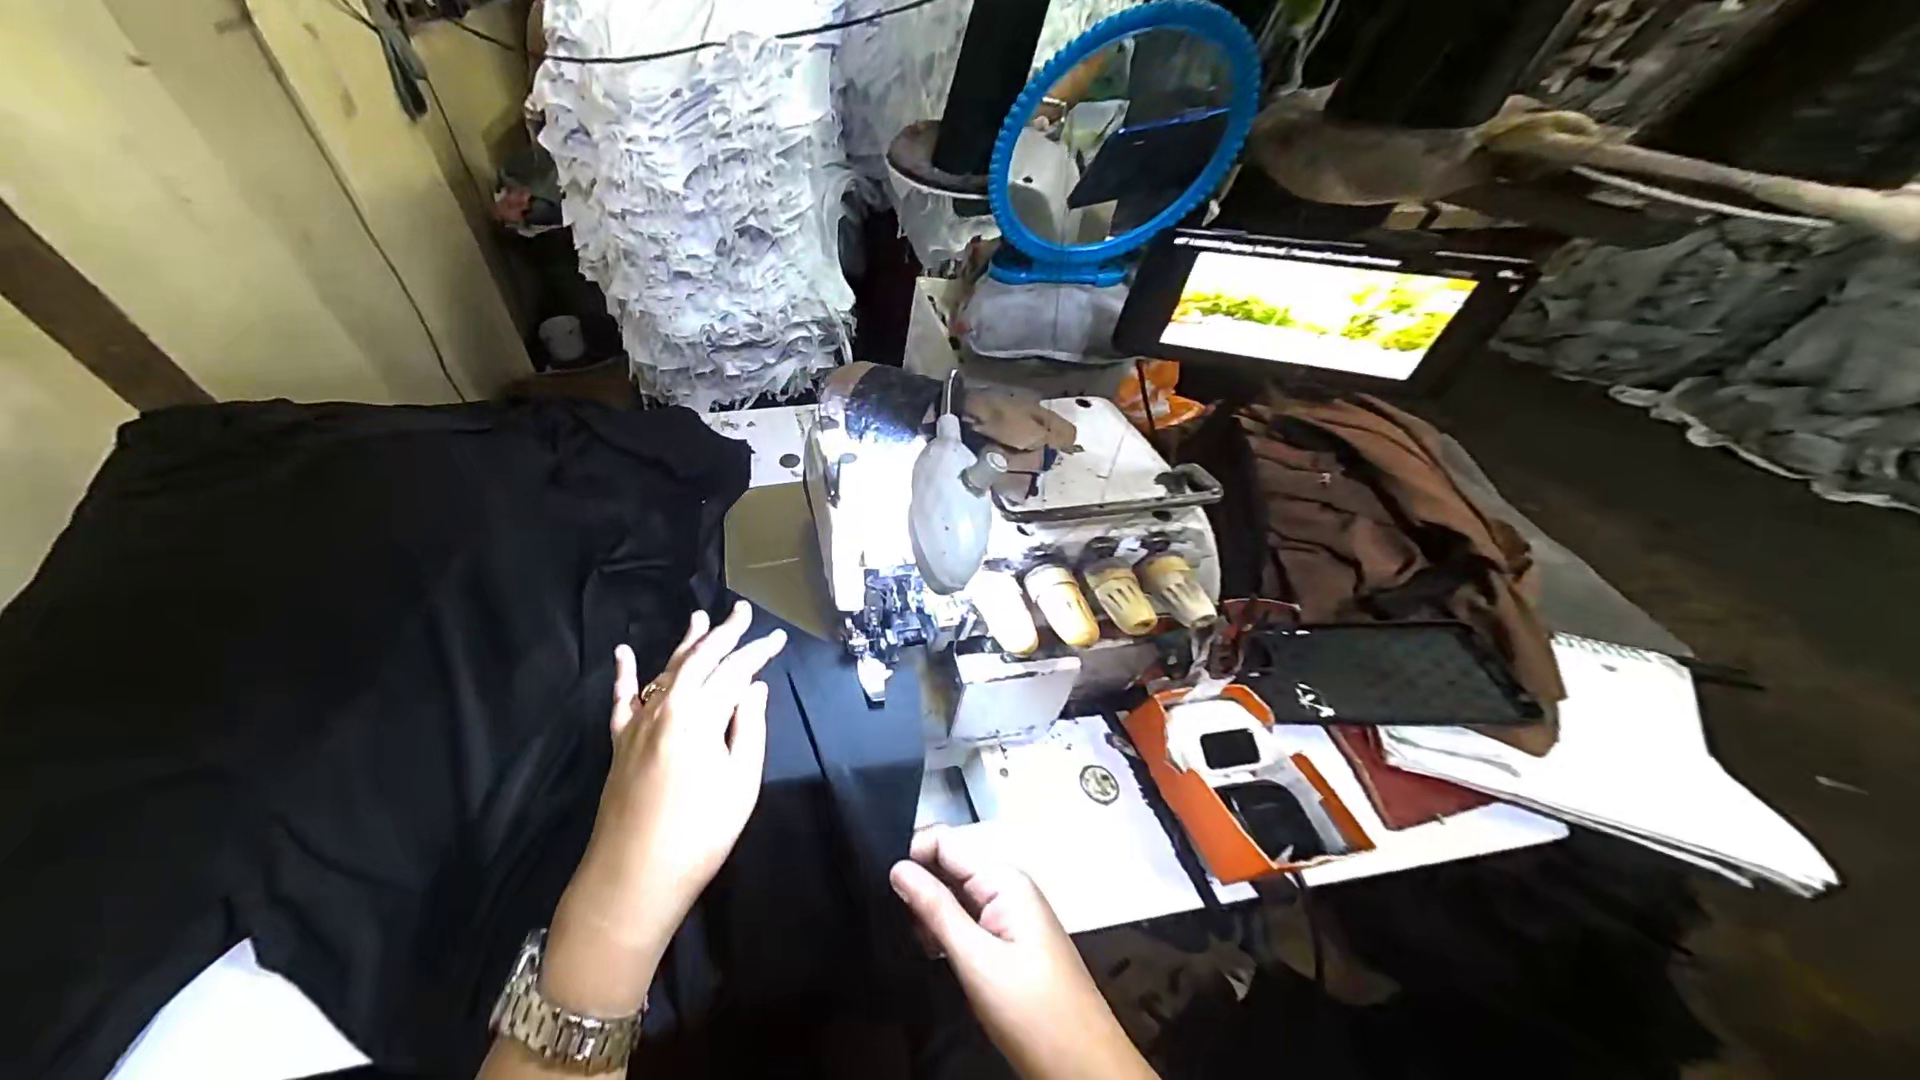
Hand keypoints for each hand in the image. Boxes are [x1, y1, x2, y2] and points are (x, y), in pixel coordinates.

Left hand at [544, 601, 786, 1014]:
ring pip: (665, 671)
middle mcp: (665, 710)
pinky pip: (622, 700)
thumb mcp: (741, 783)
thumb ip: (749, 728)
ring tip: (700, 618)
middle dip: (724, 633)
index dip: (758, 653)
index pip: (735, 672)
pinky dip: (625, 674)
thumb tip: (755, 688)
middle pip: (699, 661)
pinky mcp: (620, 743)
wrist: (632, 880)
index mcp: (699, 718)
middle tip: (743, 611)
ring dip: (686, 643)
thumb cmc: (699, 836)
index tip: (778, 639)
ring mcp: (638, 725)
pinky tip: (624, 653)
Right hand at [890, 828, 1156, 1079]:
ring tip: (918, 941)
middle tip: (901, 921)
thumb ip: (935, 909)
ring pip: (954, 892)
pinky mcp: (1006, 935)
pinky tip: (934, 950)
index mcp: (1004, 879)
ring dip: (930, 910)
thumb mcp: (976, 959)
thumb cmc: (1036, 1014)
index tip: (886, 883)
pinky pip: (966, 915)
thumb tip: (898, 869)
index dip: (912, 854)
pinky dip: (945, 929)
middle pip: (949, 864)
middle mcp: (1007, 886)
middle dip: (920, 885)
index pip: (946, 840)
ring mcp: (1008, 910)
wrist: (1082, 1065)